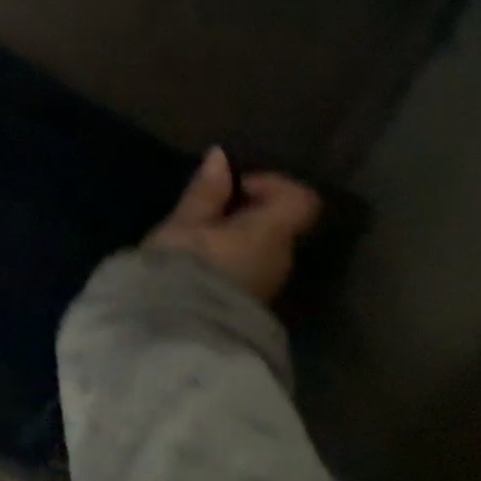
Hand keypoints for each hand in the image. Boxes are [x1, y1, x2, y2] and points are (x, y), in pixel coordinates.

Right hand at [144, 146, 321, 302]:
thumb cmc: (182, 264)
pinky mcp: (256, 295)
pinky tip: (202, 258)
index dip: (270, 184)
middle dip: (247, 209)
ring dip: (238, 232)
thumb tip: (221, 155)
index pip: (299, 198)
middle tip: (203, 212)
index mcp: (271, 233)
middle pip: (280, 221)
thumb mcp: (184, 222)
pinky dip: (235, 251)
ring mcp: (272, 278)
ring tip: (196, 236)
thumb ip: (206, 192)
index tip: (232, 187)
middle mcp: (284, 255)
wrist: (181, 325)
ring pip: (266, 242)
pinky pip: (254, 261)